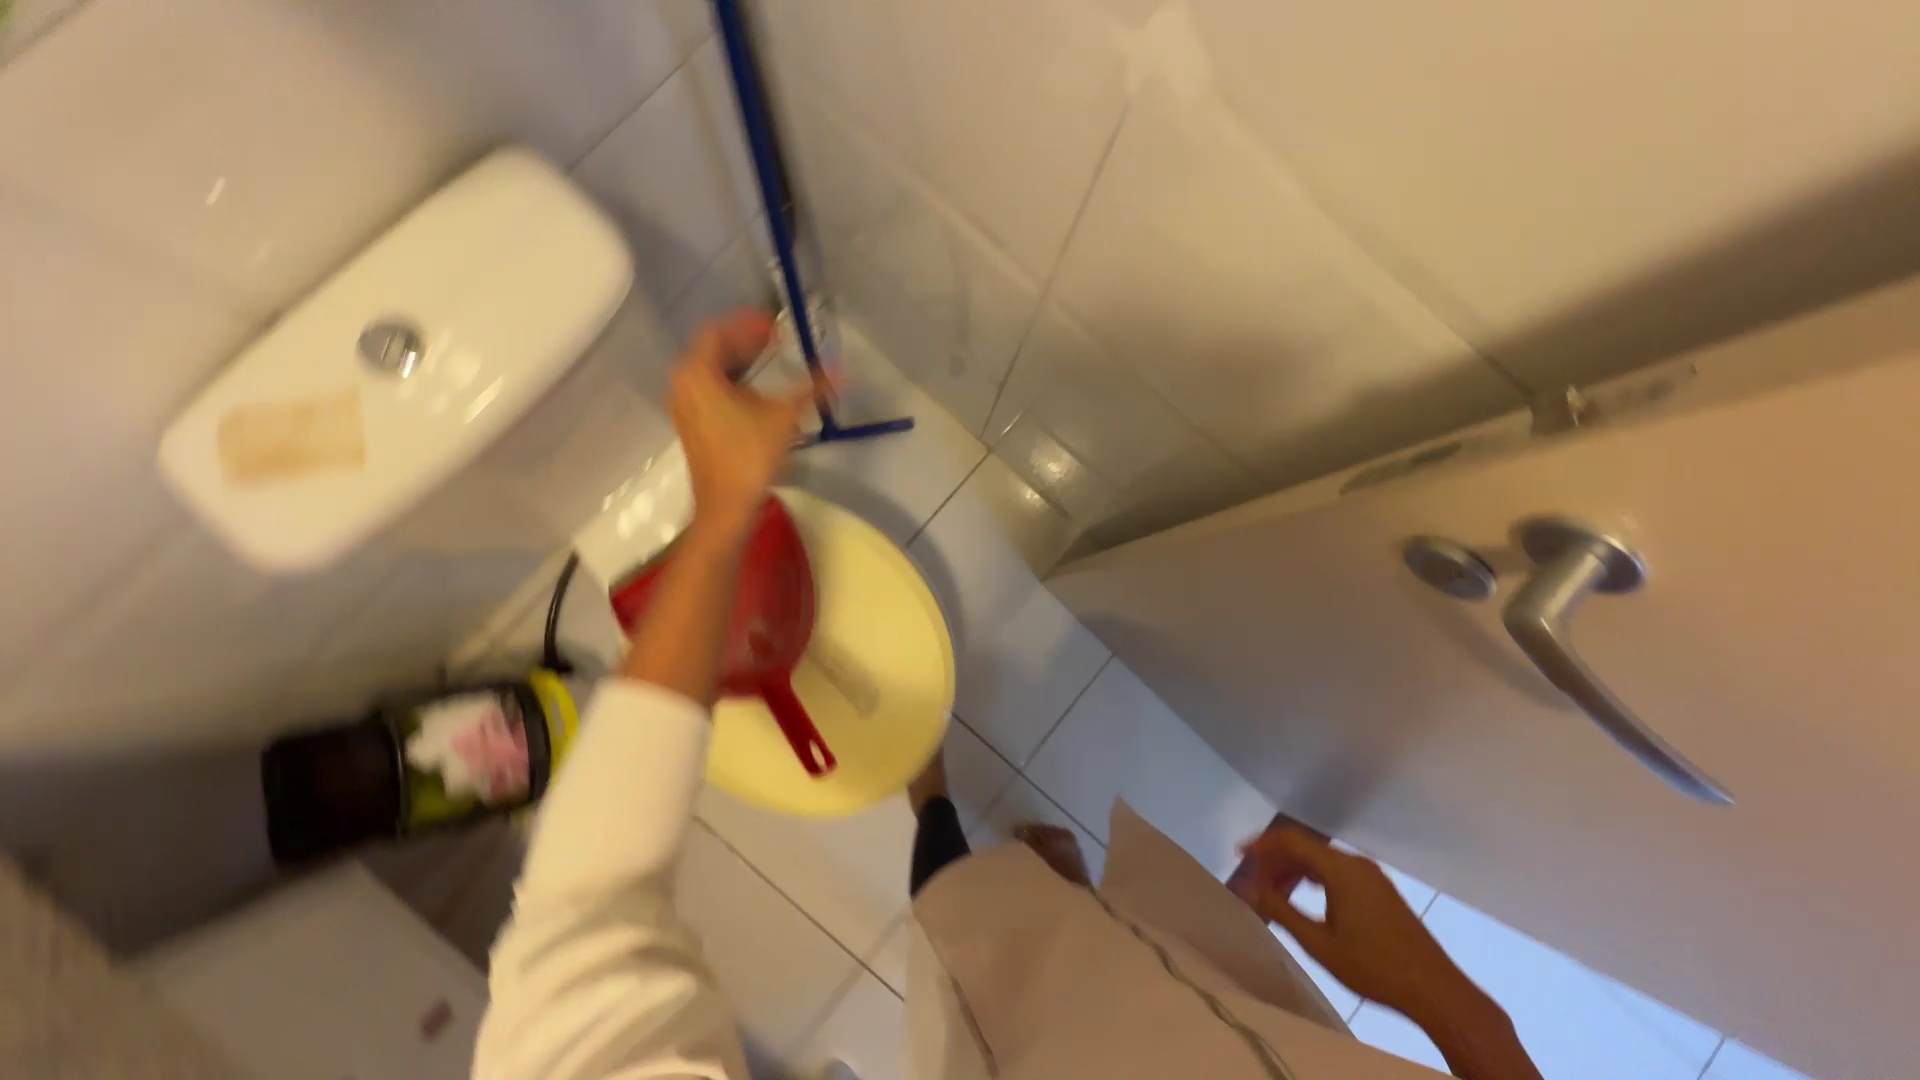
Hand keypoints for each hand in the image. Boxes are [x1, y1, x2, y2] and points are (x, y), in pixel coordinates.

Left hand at [668, 311, 819, 536]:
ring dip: (739, 363)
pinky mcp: (691, 424)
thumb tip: (842, 369)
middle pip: (713, 349)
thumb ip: (812, 388)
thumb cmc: (750, 457)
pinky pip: (708, 389)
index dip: (749, 325)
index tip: (777, 327)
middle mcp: (683, 383)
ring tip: (770, 363)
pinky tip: (757, 392)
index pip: (719, 331)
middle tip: (777, 342)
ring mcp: (684, 405)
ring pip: (710, 370)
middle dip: (745, 342)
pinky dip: (731, 382)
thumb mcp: (784, 417)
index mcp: (698, 372)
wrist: (725, 506)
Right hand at [1234, 826, 1472, 1018]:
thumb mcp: (1319, 943)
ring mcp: (1372, 876)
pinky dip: (1314, 879)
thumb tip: (1249, 888)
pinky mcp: (1381, 890)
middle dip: (1275, 861)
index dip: (1262, 845)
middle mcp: (1356, 864)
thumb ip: (1281, 911)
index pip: (1292, 840)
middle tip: (1253, 883)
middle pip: (1306, 848)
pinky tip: (1305, 899)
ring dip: (1294, 871)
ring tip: (1274, 894)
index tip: (1239, 856)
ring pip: (1322, 861)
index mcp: (1340, 870)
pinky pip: (1338, 872)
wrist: (1435, 990)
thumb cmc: (1373, 967)